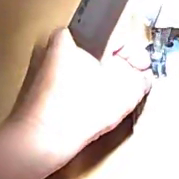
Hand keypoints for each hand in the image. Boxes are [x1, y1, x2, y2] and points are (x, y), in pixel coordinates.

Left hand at [4, 28, 149, 170]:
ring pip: (81, 72)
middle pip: (95, 54)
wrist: (38, 143)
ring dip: (98, 84)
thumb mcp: (125, 92)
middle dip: (115, 70)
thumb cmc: (75, 112)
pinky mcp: (36, 92)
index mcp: (69, 35)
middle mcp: (50, 47)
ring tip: (110, 102)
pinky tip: (90, 112)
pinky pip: (67, 88)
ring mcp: (40, 69)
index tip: (142, 68)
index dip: (132, 54)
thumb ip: (141, 79)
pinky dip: (81, 96)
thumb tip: (142, 78)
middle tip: (129, 85)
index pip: (111, 37)